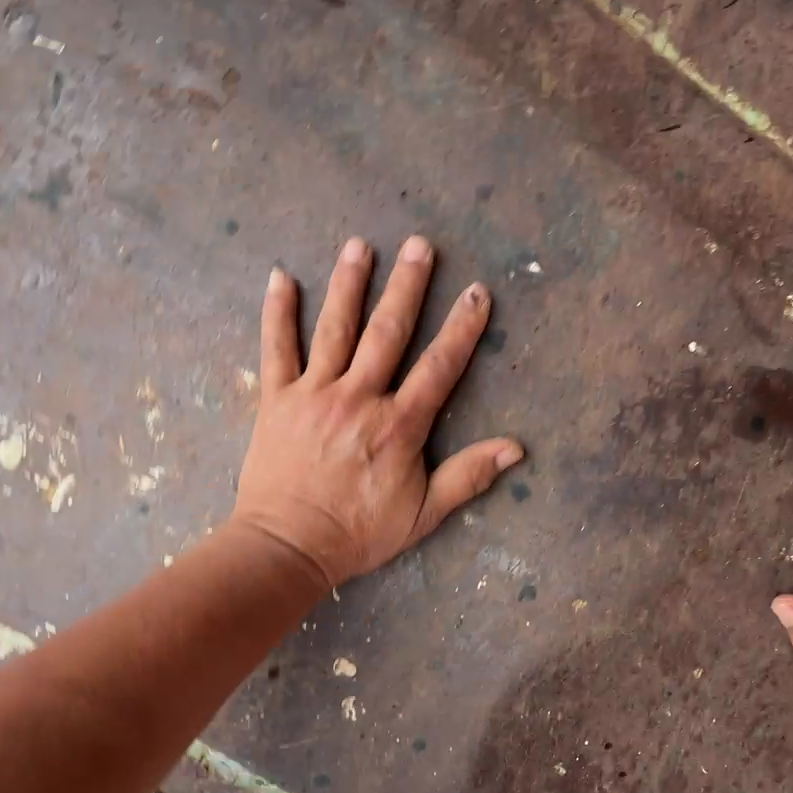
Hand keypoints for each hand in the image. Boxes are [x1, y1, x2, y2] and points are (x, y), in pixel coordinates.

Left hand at [230, 236, 523, 587]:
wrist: (287, 547)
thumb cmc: (360, 533)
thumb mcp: (425, 514)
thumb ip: (468, 476)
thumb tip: (516, 448)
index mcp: (399, 425)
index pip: (440, 367)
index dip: (463, 329)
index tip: (478, 293)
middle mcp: (359, 398)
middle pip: (388, 332)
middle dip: (407, 286)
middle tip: (419, 245)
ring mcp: (315, 394)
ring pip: (335, 329)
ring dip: (349, 284)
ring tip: (360, 245)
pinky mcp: (277, 399)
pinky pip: (276, 348)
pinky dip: (277, 313)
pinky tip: (280, 277)